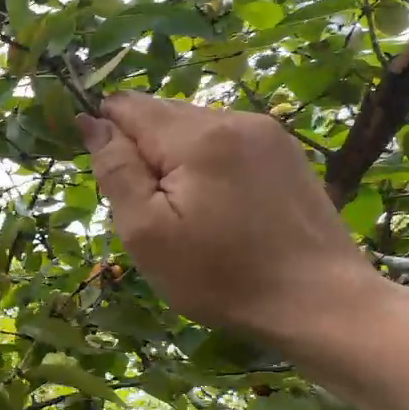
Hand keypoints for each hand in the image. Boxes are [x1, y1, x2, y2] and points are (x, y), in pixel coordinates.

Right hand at [79, 92, 378, 344]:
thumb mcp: (143, 228)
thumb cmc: (216, 273)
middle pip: (158, 113)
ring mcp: (268, 134)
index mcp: (198, 138)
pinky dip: (198, 163)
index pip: (126, 106)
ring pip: (188, 127)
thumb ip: (114, 168)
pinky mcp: (285, 153)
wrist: (320, 303)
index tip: (110, 178)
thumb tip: (88, 121)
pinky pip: (219, 141)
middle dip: (137, 148)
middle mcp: (236, 120)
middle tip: (145, 204)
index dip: (104, 134)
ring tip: (178, 208)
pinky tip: (209, 203)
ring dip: (167, 157)